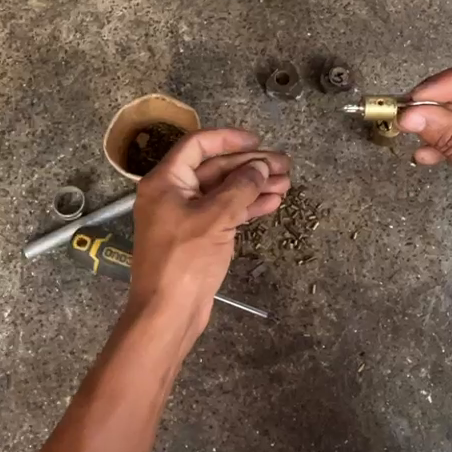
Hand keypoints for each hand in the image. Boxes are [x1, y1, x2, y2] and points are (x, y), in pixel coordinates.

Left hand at [129, 128, 290, 333]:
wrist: (168, 312)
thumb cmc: (185, 260)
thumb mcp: (215, 218)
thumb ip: (241, 187)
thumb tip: (260, 168)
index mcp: (165, 181)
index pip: (198, 146)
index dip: (228, 139)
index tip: (258, 141)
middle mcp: (172, 194)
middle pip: (215, 168)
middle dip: (249, 166)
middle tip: (284, 165)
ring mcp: (185, 216)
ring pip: (223, 191)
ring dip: (253, 186)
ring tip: (285, 184)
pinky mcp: (197, 237)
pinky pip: (224, 212)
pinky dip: (246, 206)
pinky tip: (272, 203)